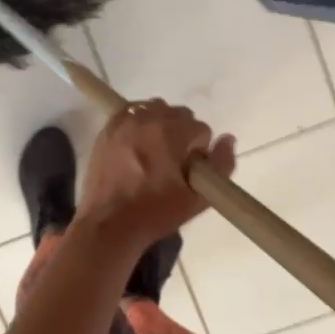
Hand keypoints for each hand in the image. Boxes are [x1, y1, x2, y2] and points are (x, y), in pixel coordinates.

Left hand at [77, 99, 233, 250]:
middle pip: (178, 114)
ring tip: (155, 152)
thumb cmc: (156, 213)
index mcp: (170, 133)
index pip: (201, 129)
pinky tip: (137, 143)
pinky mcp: (106, 131)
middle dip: (182, 133)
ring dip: (161, 124)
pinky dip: (137, 122)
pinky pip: (129, 113)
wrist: (110, 223)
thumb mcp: (198, 197)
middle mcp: (147, 119)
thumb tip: (228, 139)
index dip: (200, 151)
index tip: (190, 169)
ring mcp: (123, 123)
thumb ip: (221, 164)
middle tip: (174, 161)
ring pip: (153, 109)